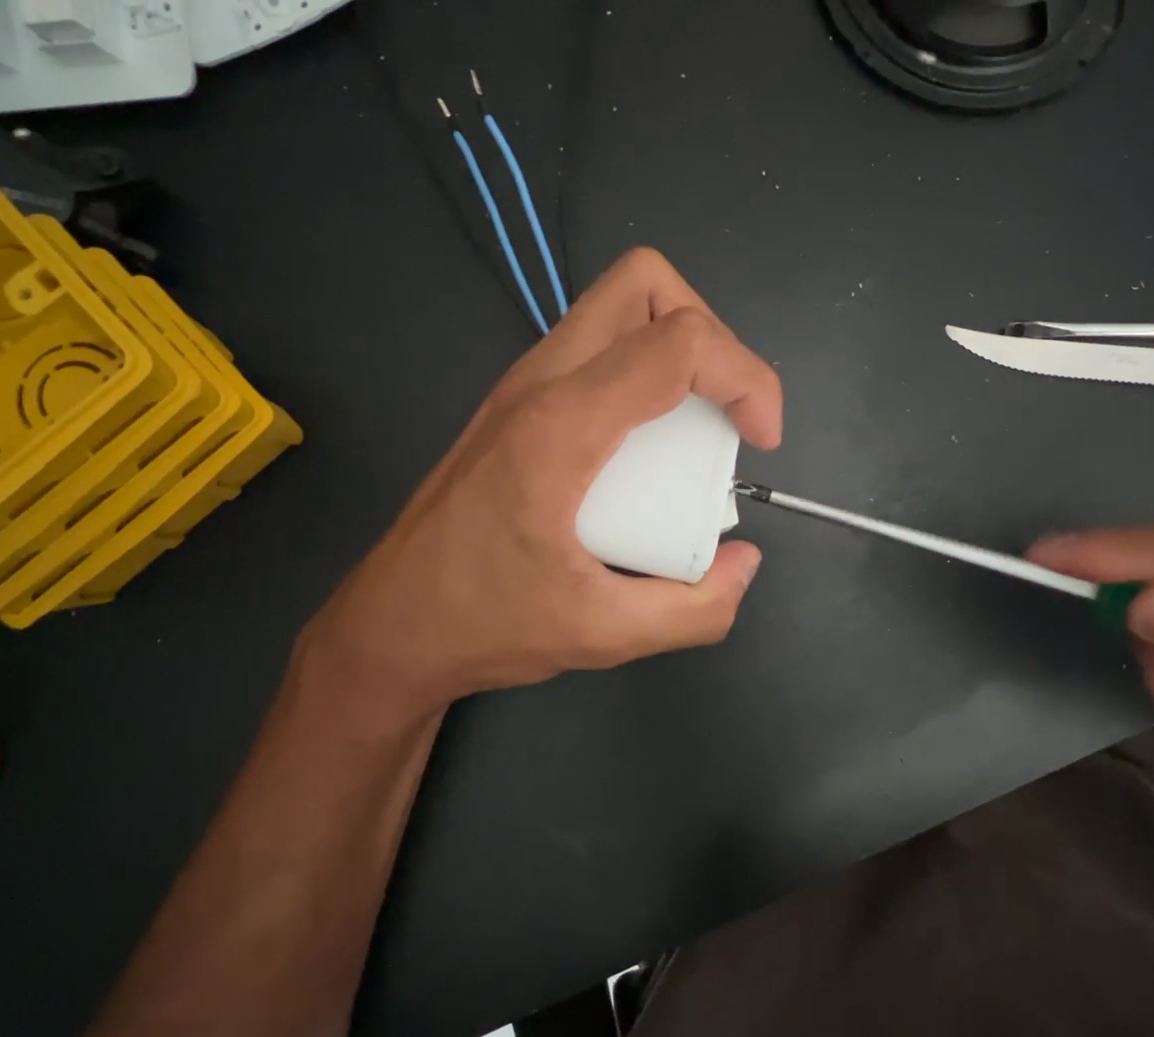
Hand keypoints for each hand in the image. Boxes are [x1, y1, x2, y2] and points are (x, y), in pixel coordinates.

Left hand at [300, 249, 781, 714]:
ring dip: (673, 345)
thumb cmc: (488, 625)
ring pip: (614, 305)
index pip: (679, 343)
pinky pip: (592, 346)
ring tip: (691, 427)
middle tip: (723, 413)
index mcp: (562, 427)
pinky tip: (641, 448)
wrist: (392, 626)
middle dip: (710, 333)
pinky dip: (640, 368)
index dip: (747, 378)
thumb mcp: (604, 636)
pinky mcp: (512, 402)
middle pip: (643, 283)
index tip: (760, 443)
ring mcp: (519, 385)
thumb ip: (695, 609)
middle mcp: (539, 383)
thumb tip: (744, 563)